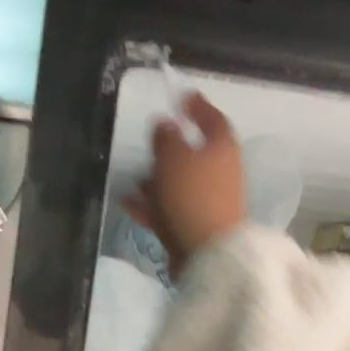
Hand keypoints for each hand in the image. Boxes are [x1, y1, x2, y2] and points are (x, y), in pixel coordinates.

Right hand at [124, 92, 245, 278]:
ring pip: (179, 183)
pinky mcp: (196, 225)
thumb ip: (166, 138)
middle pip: (193, 154)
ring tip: (133, 178)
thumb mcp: (174, 159)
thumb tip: (165, 124)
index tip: (181, 96)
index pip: (212, 119)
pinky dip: (151, 204)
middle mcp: (220, 172)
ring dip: (156, 179)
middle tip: (150, 142)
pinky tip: (128, 203)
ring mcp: (208, 201)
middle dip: (169, 149)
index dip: (197, 106)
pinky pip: (170, 208)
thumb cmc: (193, 197)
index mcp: (222, 148)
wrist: (209, 254)